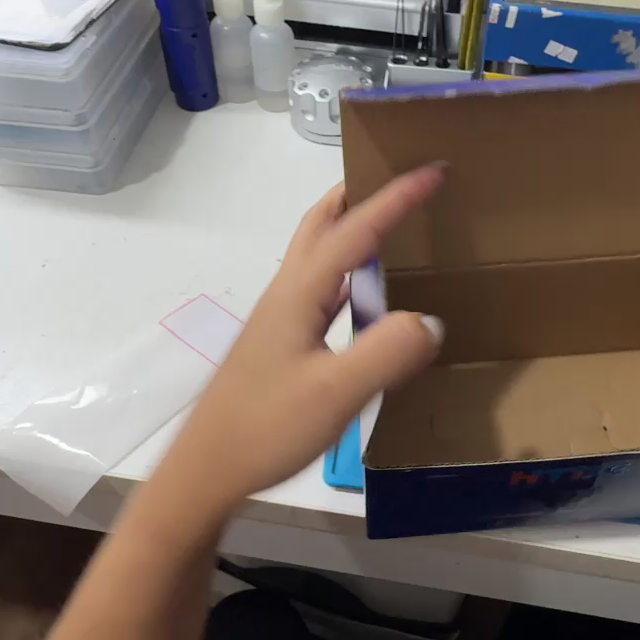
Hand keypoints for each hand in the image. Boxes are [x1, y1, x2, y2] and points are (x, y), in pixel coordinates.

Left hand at [156, 166, 447, 512]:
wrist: (206, 470)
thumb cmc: (266, 428)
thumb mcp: (335, 394)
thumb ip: (386, 353)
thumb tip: (431, 320)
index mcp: (299, 292)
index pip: (355, 230)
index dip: (396, 197)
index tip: (433, 169)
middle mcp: (286, 293)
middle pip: (320, 225)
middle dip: (358, 194)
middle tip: (397, 178)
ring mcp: (279, 318)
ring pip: (317, 254)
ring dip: (350, 228)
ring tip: (390, 226)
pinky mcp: (279, 343)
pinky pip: (319, 288)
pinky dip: (346, 271)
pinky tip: (364, 298)